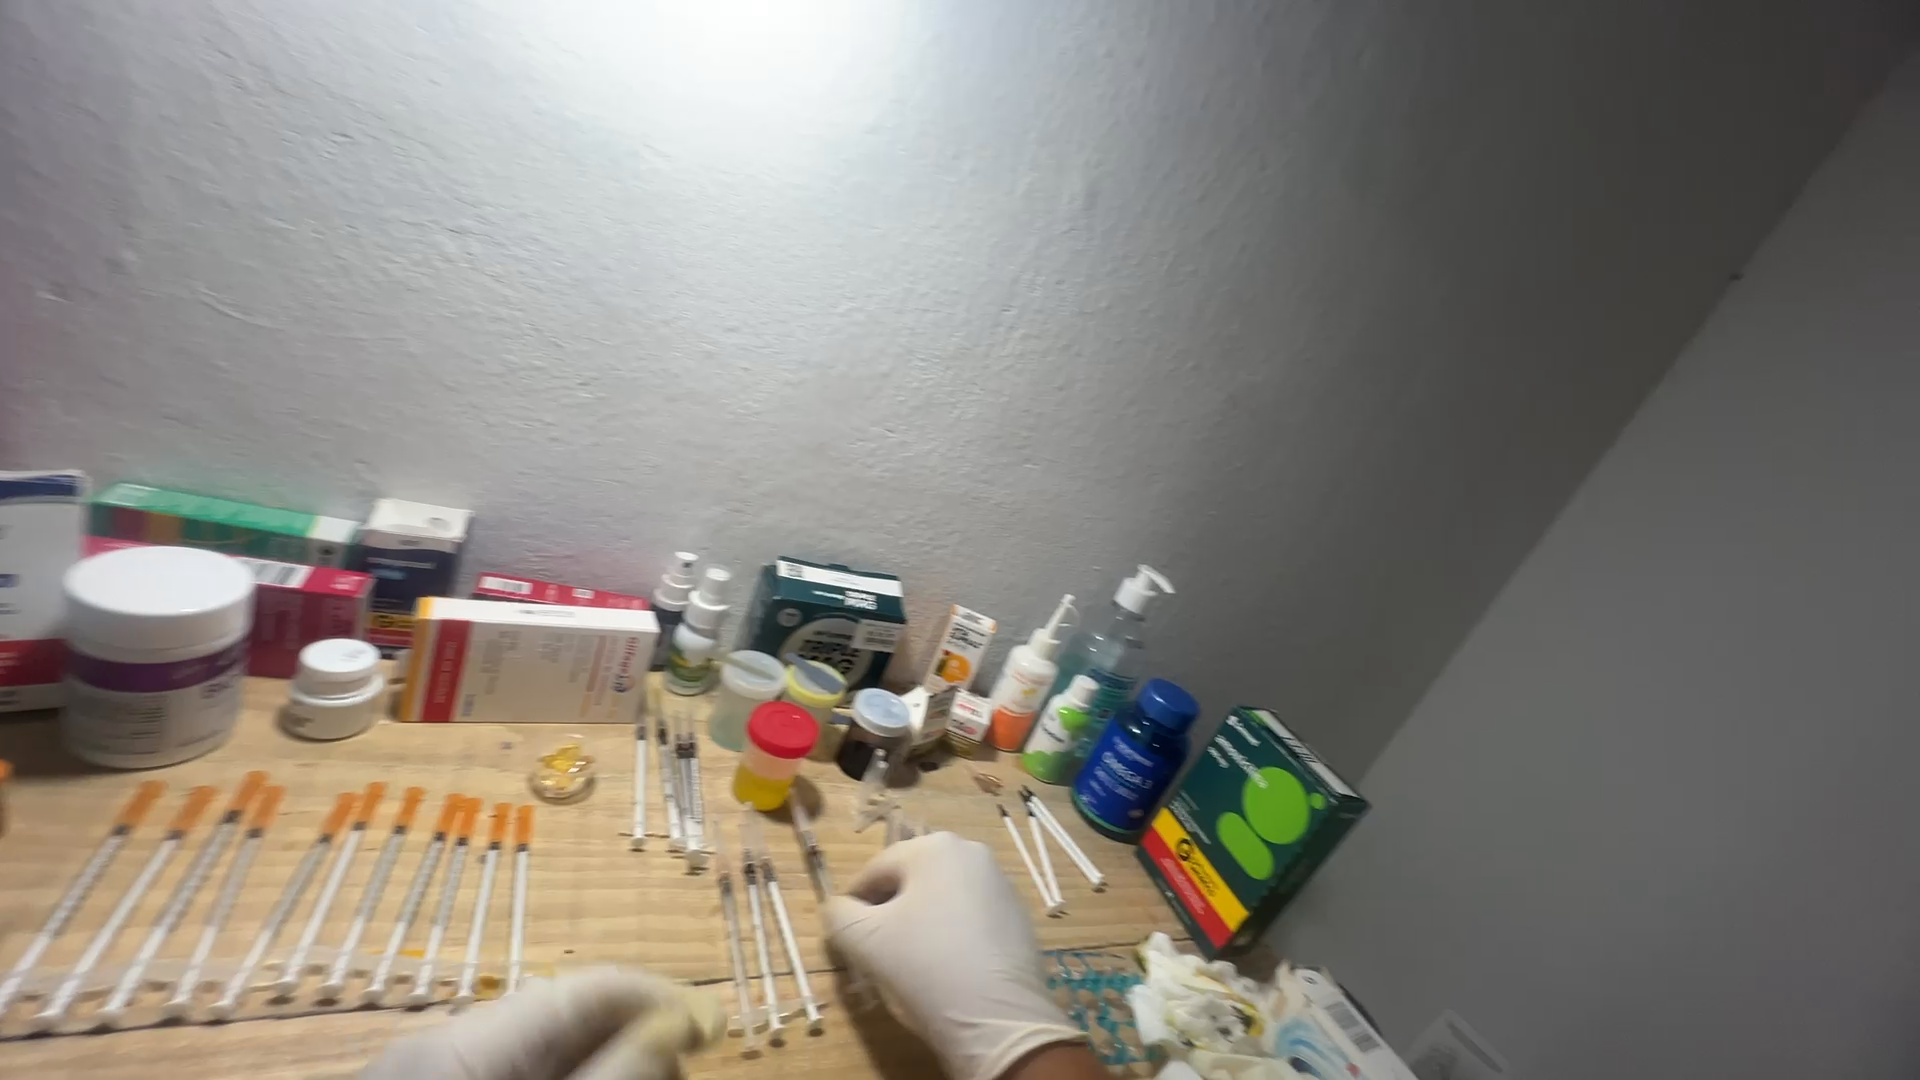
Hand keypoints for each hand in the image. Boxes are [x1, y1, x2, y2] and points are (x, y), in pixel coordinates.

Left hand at [360, 968, 724, 1079]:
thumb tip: (678, 1025)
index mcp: (461, 1048)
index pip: (588, 989)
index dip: (661, 998)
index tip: (715, 1028)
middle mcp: (446, 1047)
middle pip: (572, 1015)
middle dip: (638, 1039)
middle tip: (684, 1072)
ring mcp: (440, 1076)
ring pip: (553, 1049)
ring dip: (610, 1066)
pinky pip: (524, 1076)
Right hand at [825, 832, 1084, 1079]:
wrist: (998, 1018)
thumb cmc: (926, 966)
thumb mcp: (867, 942)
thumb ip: (840, 916)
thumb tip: (836, 908)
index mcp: (934, 847)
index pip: (878, 868)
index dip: (855, 900)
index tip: (845, 932)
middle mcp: (971, 852)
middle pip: (913, 878)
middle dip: (891, 908)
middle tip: (876, 948)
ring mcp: (999, 882)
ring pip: (944, 896)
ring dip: (922, 920)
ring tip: (911, 960)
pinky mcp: (1017, 915)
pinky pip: (972, 916)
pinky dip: (953, 932)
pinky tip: (947, 966)